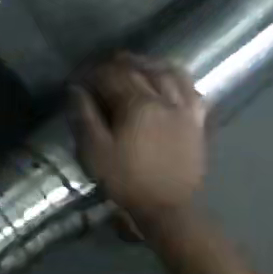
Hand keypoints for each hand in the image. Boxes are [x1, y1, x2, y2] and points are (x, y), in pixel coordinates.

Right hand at [70, 54, 207, 228]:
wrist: (169, 209)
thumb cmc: (127, 180)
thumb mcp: (95, 152)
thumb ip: (84, 116)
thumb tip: (75, 89)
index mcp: (137, 105)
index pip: (112, 76)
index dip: (93, 72)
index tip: (79, 77)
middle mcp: (164, 99)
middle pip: (140, 70)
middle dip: (119, 64)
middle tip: (102, 66)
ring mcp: (184, 109)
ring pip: (169, 73)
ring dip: (150, 64)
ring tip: (136, 64)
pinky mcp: (197, 122)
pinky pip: (192, 90)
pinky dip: (179, 79)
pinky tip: (171, 79)